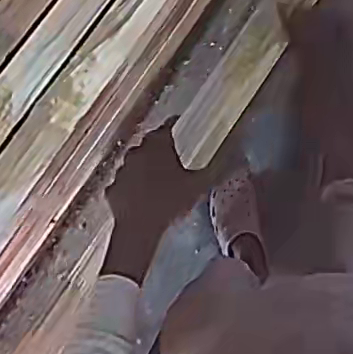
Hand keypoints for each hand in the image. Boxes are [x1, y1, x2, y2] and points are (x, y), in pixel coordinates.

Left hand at [101, 122, 213, 281]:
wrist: (139, 227)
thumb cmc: (171, 201)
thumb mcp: (200, 185)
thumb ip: (219, 169)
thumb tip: (240, 157)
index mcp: (158, 145)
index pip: (167, 126)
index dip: (174, 125)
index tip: (180, 127)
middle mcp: (137, 151)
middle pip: (148, 142)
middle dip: (158, 146)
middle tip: (171, 156)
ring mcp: (121, 169)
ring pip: (134, 161)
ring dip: (143, 165)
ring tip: (156, 177)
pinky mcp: (112, 187)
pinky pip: (123, 181)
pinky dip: (130, 184)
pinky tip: (138, 194)